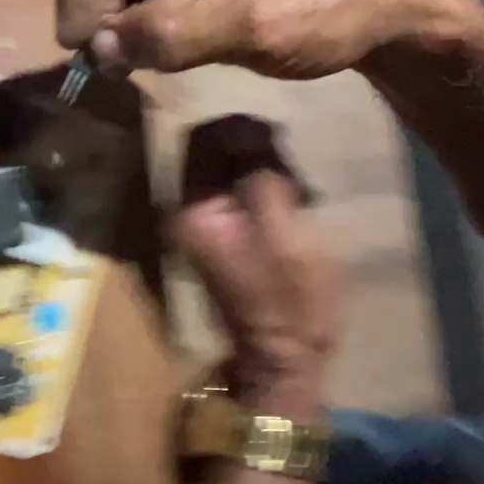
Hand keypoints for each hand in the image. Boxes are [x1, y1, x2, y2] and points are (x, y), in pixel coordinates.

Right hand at [56, 0, 469, 77]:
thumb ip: (166, 34)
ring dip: (122, 7)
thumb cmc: (332, 6)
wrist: (397, 11)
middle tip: (100, 58)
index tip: (79, 44)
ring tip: (125, 58)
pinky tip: (150, 44)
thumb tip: (97, 51)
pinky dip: (148, 8)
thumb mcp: (248, 24)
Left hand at [168, 116, 337, 415]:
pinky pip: (238, 188)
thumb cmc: (289, 299)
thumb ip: (261, 174)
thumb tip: (248, 125)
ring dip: (263, 166)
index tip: (281, 143)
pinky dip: (264, 185)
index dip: (242, 129)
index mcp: (193, 208)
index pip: (204, 138)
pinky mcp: (222, 233)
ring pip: (229, 166)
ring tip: (297, 189)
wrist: (285, 358)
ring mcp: (204, 222)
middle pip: (215, 149)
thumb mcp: (283, 232)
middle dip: (255, 148)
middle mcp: (187, 209)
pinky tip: (292, 203)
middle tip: (293, 171)